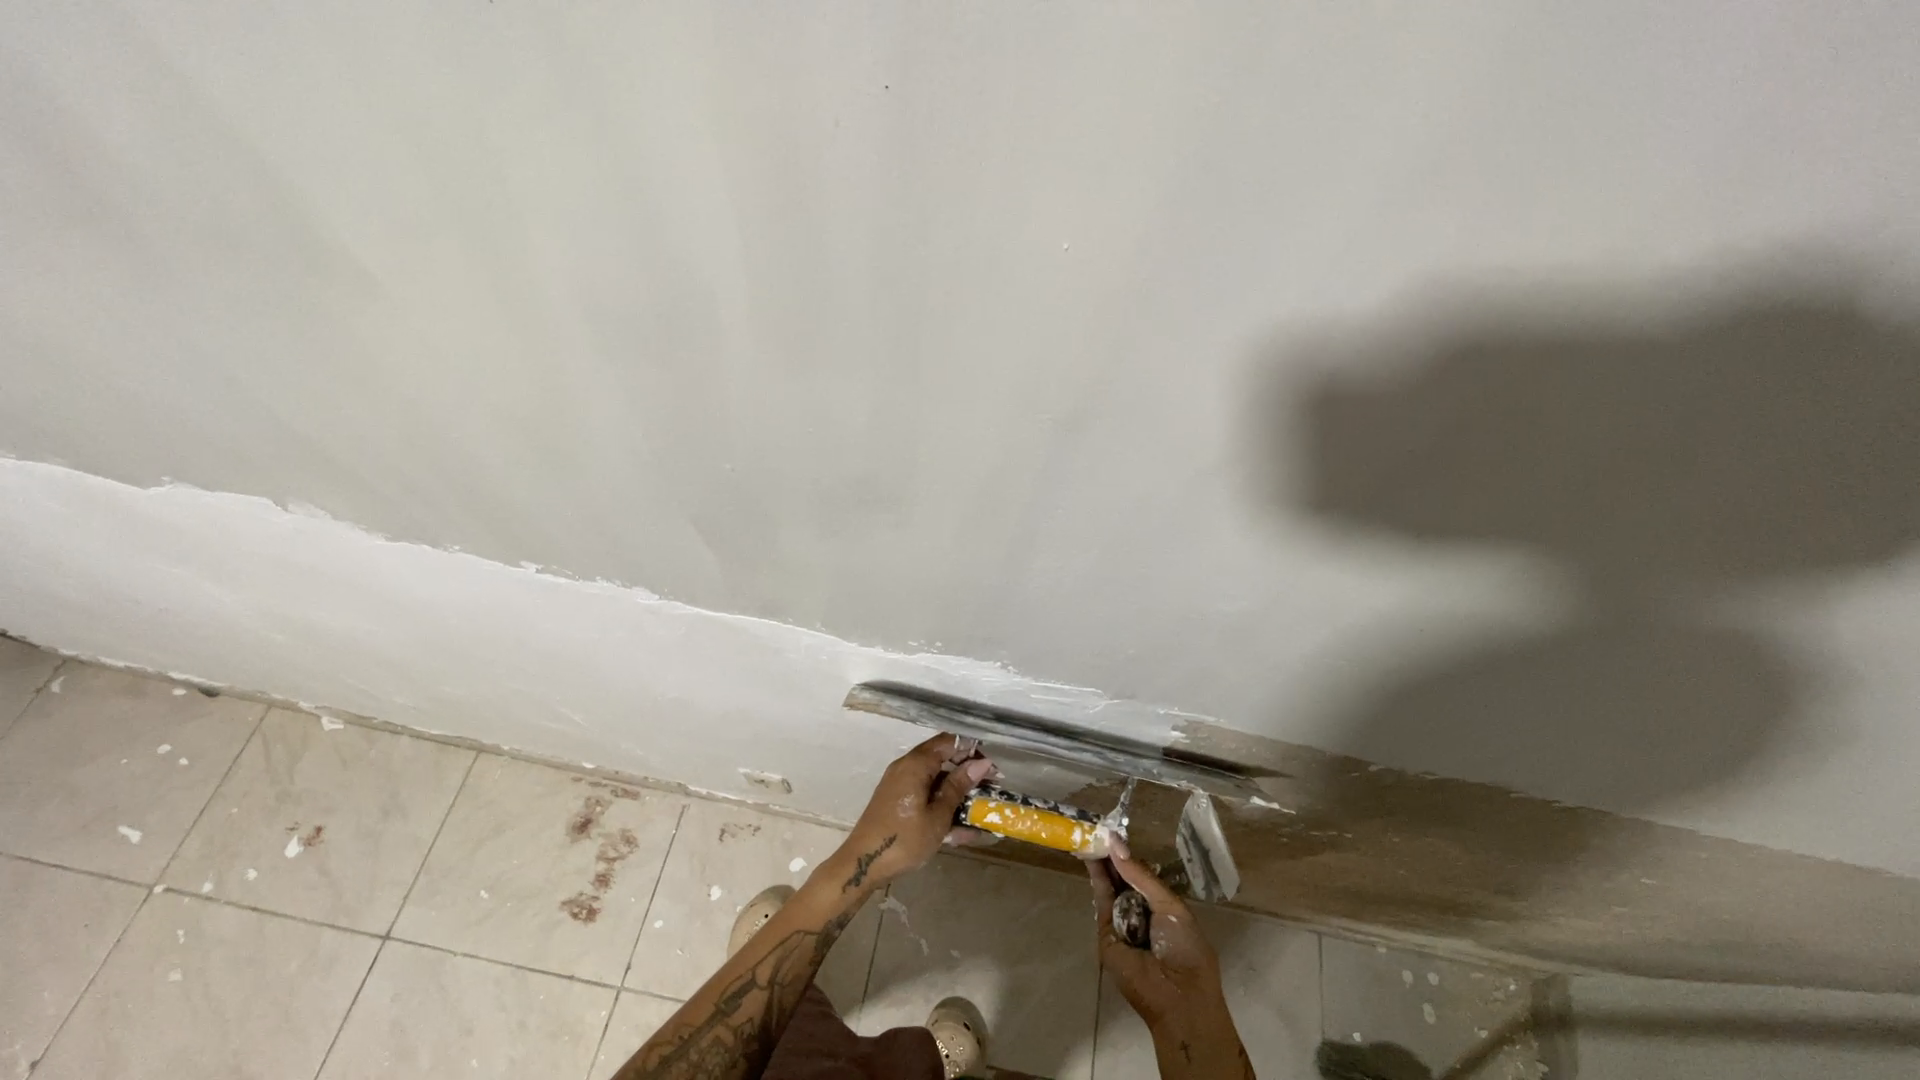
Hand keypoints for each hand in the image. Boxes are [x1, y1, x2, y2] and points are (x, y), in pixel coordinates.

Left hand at [822, 734, 993, 895]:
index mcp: (915, 764)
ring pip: (935, 778)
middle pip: (942, 757)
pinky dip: (943, 803)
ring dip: (957, 789)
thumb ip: (958, 787)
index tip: (993, 768)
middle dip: (967, 770)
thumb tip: (981, 763)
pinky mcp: (898, 800)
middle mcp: (906, 767)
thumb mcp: (937, 816)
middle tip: (990, 786)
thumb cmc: (904, 840)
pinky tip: (962, 828)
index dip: (972, 750)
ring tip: (980, 807)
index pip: (948, 742)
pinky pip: (926, 793)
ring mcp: (900, 784)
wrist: (863, 864)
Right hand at [1087, 838, 1237, 1044]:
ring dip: (1100, 862)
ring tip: (1090, 834)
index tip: (1114, 832)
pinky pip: (1101, 901)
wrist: (1178, 994)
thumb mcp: (1169, 906)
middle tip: (1097, 828)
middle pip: (1121, 878)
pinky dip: (1096, 878)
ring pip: (1108, 886)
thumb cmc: (1186, 949)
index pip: (1140, 875)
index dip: (1128, 855)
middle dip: (1110, 855)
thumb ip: (1140, 876)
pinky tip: (1091, 856)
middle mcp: (1139, 912)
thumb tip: (1116, 843)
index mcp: (1161, 906)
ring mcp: (1120, 922)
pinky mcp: (1105, 933)